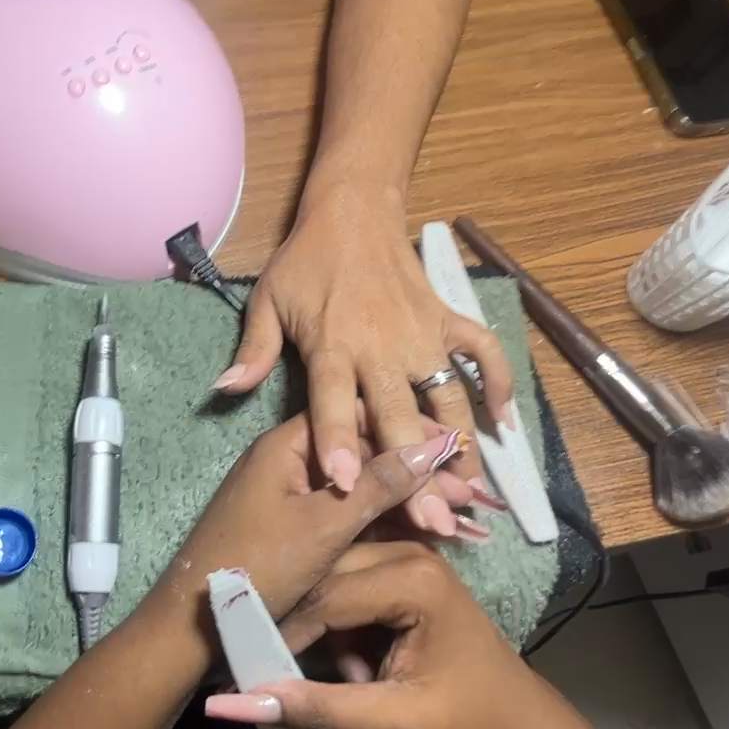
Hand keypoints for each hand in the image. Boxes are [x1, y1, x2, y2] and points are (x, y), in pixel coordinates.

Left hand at [143, 415, 457, 621]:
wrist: (198, 624)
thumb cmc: (258, 565)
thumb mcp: (323, 525)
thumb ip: (376, 485)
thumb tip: (430, 447)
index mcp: (286, 445)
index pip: (356, 418)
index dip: (408, 432)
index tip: (457, 450)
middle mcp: (288, 460)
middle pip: (362, 454)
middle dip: (416, 475)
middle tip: (472, 497)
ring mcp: (289, 495)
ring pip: (359, 488)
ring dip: (405, 502)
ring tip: (463, 520)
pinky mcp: (293, 526)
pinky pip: (346, 513)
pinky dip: (383, 523)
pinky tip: (424, 537)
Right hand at [203, 545, 556, 728]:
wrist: (520, 722)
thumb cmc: (465, 722)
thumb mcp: (390, 724)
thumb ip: (314, 709)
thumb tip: (231, 704)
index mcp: (414, 578)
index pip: (324, 596)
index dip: (287, 636)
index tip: (257, 671)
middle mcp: (407, 549)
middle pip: (323, 577)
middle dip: (312, 630)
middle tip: (323, 677)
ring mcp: (406, 551)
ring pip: (329, 576)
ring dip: (328, 627)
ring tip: (356, 673)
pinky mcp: (402, 563)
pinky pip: (345, 579)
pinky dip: (341, 620)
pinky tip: (363, 656)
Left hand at [215, 204, 513, 541]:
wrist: (352, 211)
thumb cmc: (304, 263)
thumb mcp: (268, 301)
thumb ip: (254, 350)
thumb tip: (224, 390)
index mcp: (332, 344)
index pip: (333, 401)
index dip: (338, 441)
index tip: (348, 485)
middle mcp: (382, 345)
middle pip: (400, 413)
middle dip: (416, 468)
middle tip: (435, 518)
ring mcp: (421, 332)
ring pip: (448, 393)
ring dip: (463, 442)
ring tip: (471, 490)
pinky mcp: (447, 318)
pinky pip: (482, 350)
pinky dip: (498, 381)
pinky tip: (504, 422)